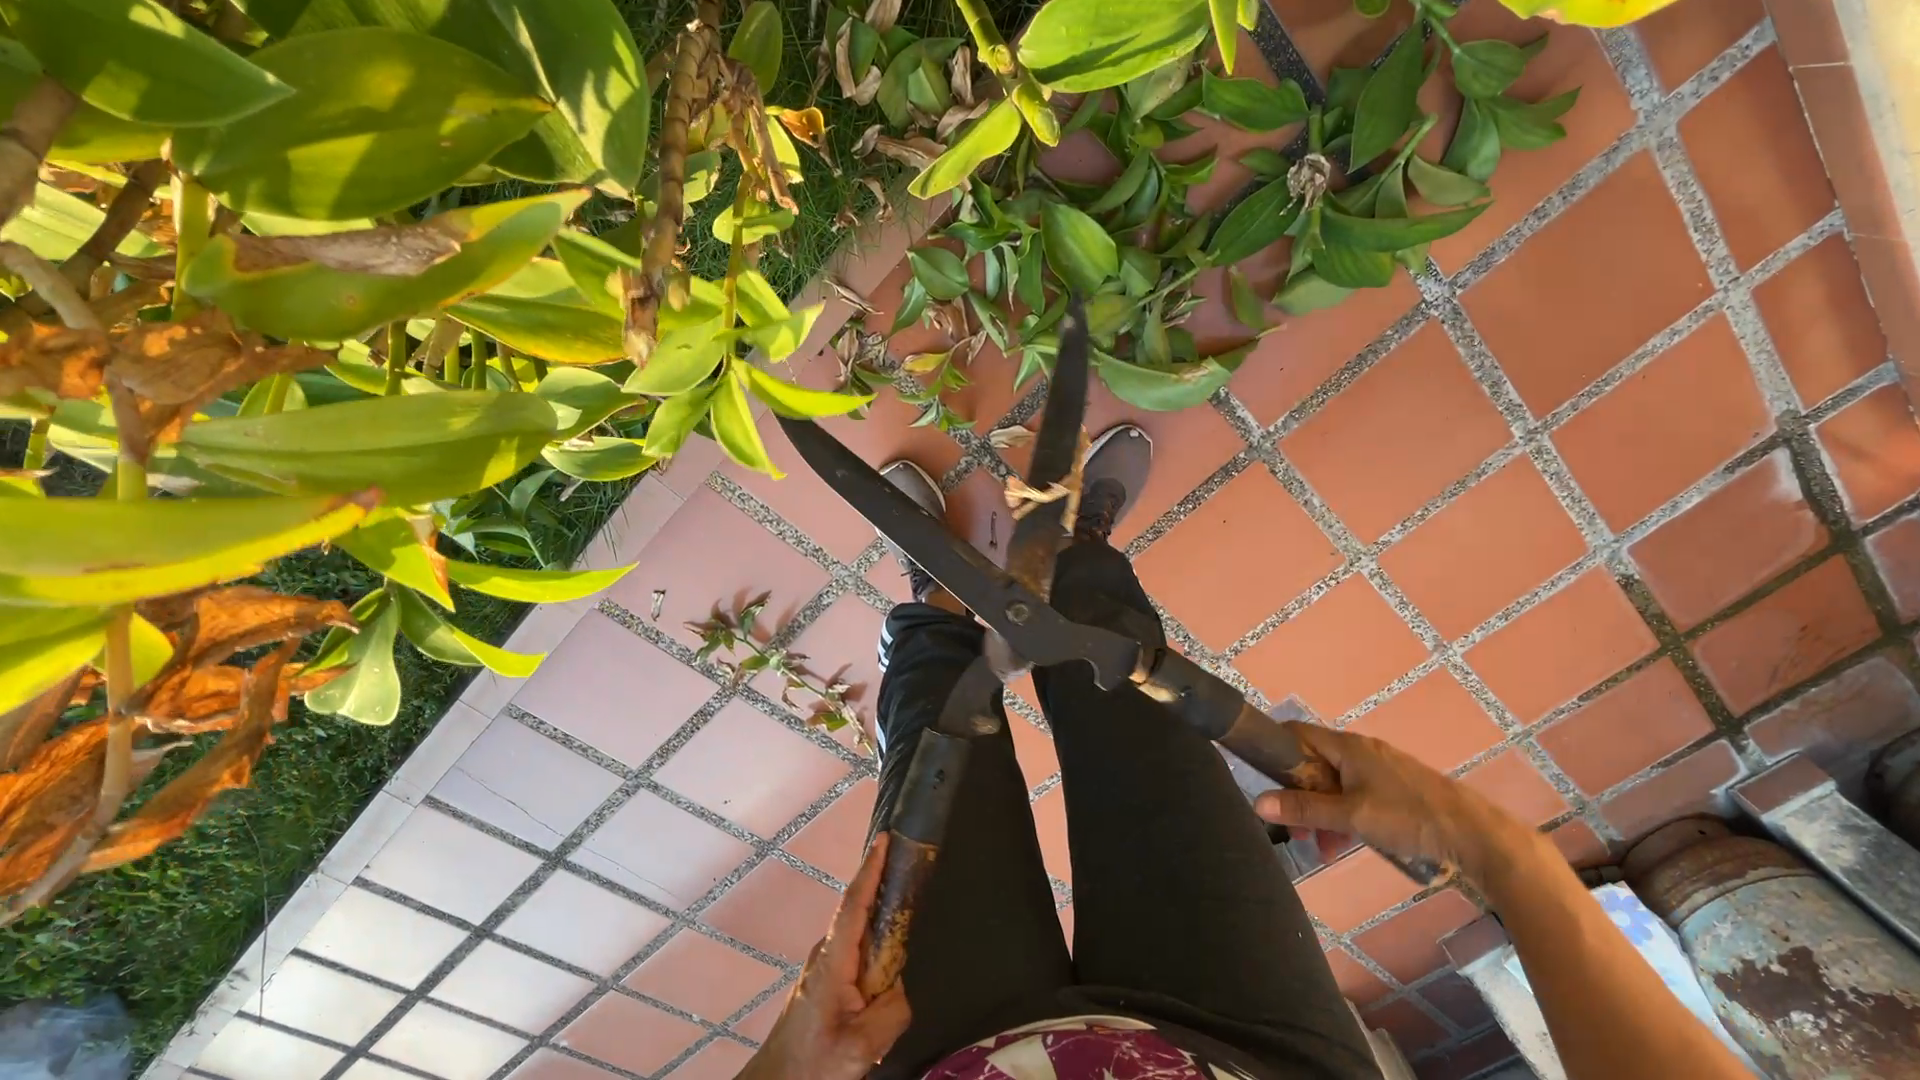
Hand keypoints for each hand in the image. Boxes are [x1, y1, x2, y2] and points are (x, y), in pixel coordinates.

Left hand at [741, 834, 911, 1079]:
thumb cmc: (814, 1065)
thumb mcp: (863, 1046)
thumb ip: (893, 1011)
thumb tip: (901, 988)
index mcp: (833, 962)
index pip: (854, 904)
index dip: (871, 869)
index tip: (886, 838)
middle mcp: (826, 955)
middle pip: (860, 913)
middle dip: (884, 889)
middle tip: (913, 872)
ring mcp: (823, 969)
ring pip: (860, 939)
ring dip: (882, 929)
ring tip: (907, 925)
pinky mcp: (825, 984)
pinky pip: (857, 957)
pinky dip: (874, 952)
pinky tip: (887, 974)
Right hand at [1253, 721, 1519, 876]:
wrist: (1474, 833)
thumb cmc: (1407, 816)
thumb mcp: (1350, 816)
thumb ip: (1304, 810)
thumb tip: (1257, 801)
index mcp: (1347, 747)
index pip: (1296, 732)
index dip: (1274, 749)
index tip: (1261, 778)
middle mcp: (1361, 751)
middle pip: (1314, 765)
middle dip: (1300, 797)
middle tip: (1296, 831)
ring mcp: (1380, 770)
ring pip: (1336, 786)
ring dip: (1323, 814)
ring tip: (1325, 849)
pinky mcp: (1395, 789)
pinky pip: (1356, 796)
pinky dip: (1346, 817)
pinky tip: (1347, 846)